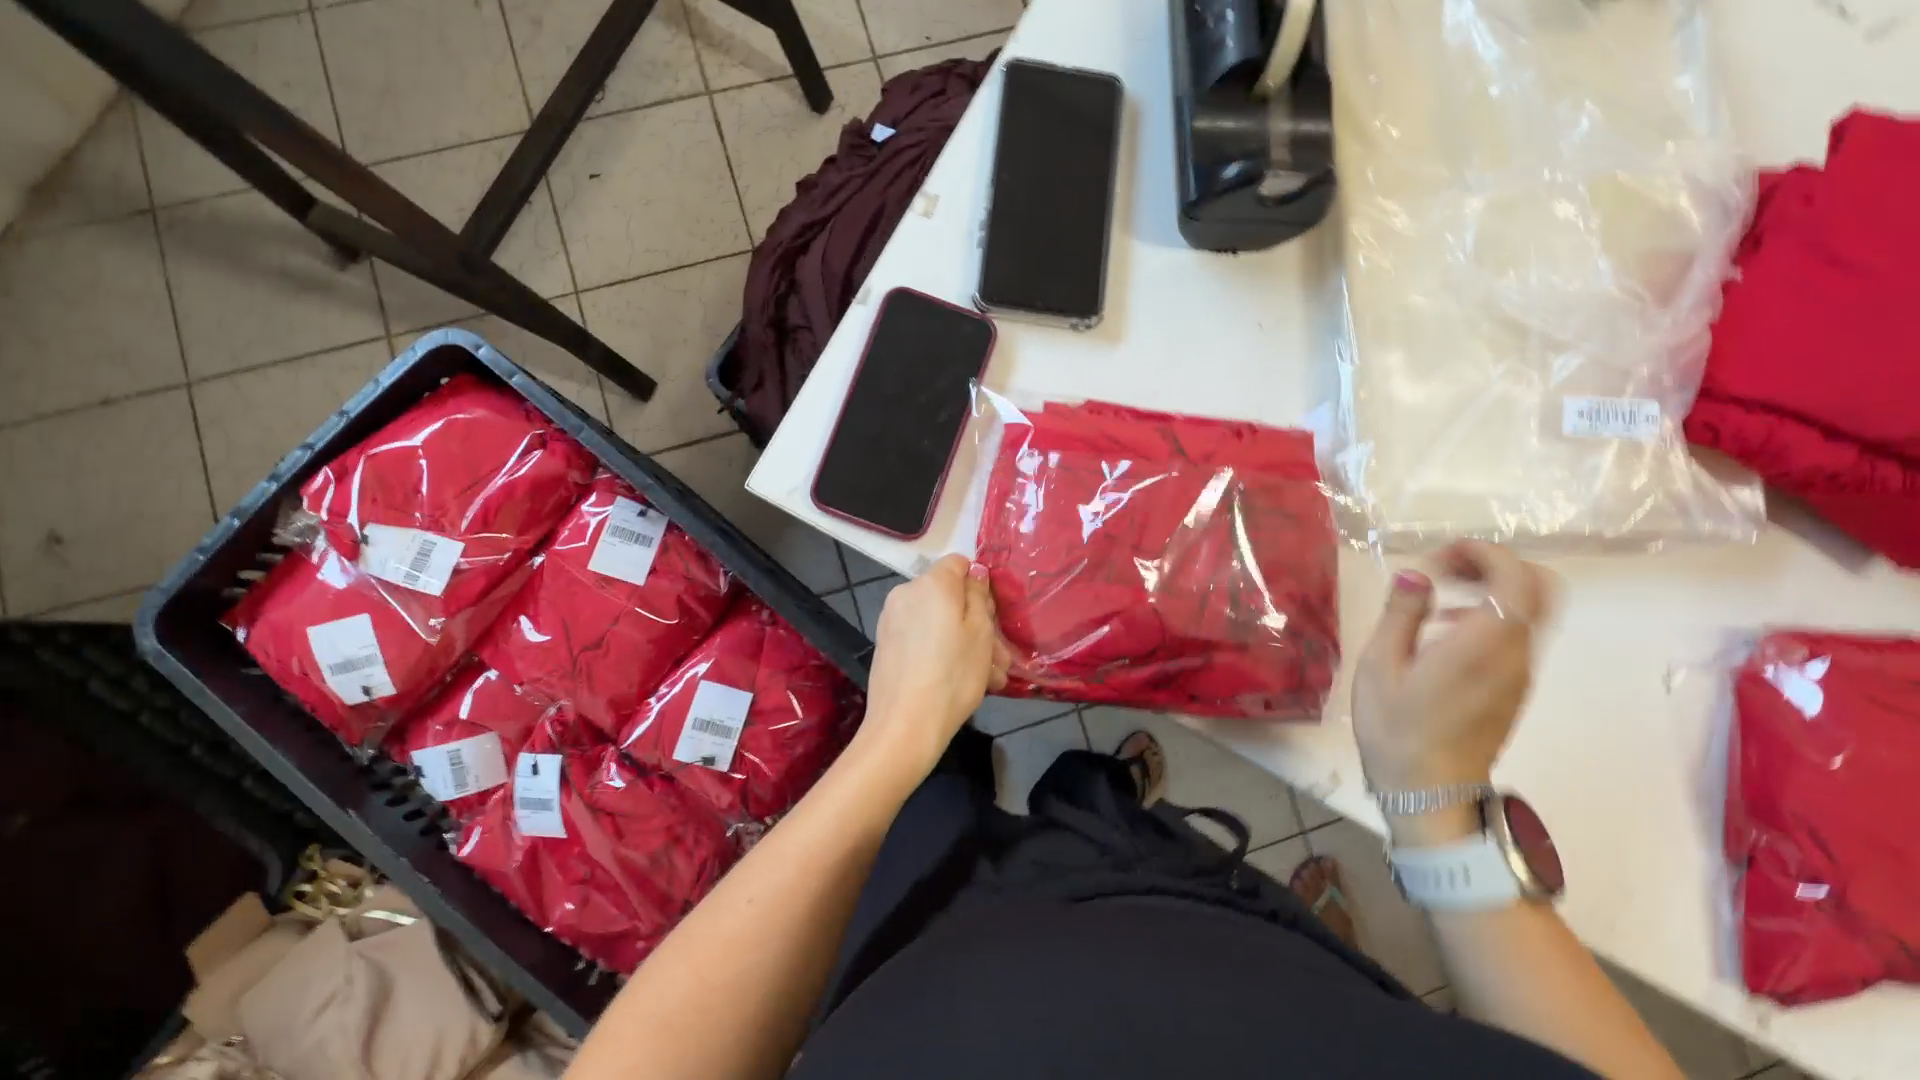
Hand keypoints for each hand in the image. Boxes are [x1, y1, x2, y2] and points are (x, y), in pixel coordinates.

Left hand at [851, 554, 1010, 782]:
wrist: (905, 725)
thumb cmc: (953, 674)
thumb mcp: (981, 632)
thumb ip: (978, 596)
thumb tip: (975, 572)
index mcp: (931, 584)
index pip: (959, 563)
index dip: (980, 583)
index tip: (994, 614)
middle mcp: (906, 594)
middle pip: (948, 597)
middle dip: (977, 622)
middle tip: (999, 658)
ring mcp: (892, 621)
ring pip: (938, 622)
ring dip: (964, 644)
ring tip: (988, 679)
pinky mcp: (886, 646)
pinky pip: (922, 638)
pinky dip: (941, 652)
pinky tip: (961, 682)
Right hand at [1352, 541, 1554, 841]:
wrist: (1429, 794)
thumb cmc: (1396, 729)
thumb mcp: (1381, 666)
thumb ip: (1402, 614)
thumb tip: (1416, 574)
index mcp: (1484, 643)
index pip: (1514, 576)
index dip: (1483, 553)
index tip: (1437, 559)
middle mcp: (1515, 653)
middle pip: (1539, 587)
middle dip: (1496, 566)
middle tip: (1446, 571)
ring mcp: (1520, 673)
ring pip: (1531, 610)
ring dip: (1492, 591)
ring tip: (1435, 602)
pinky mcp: (1513, 689)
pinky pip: (1517, 635)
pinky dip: (1490, 617)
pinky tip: (1443, 635)